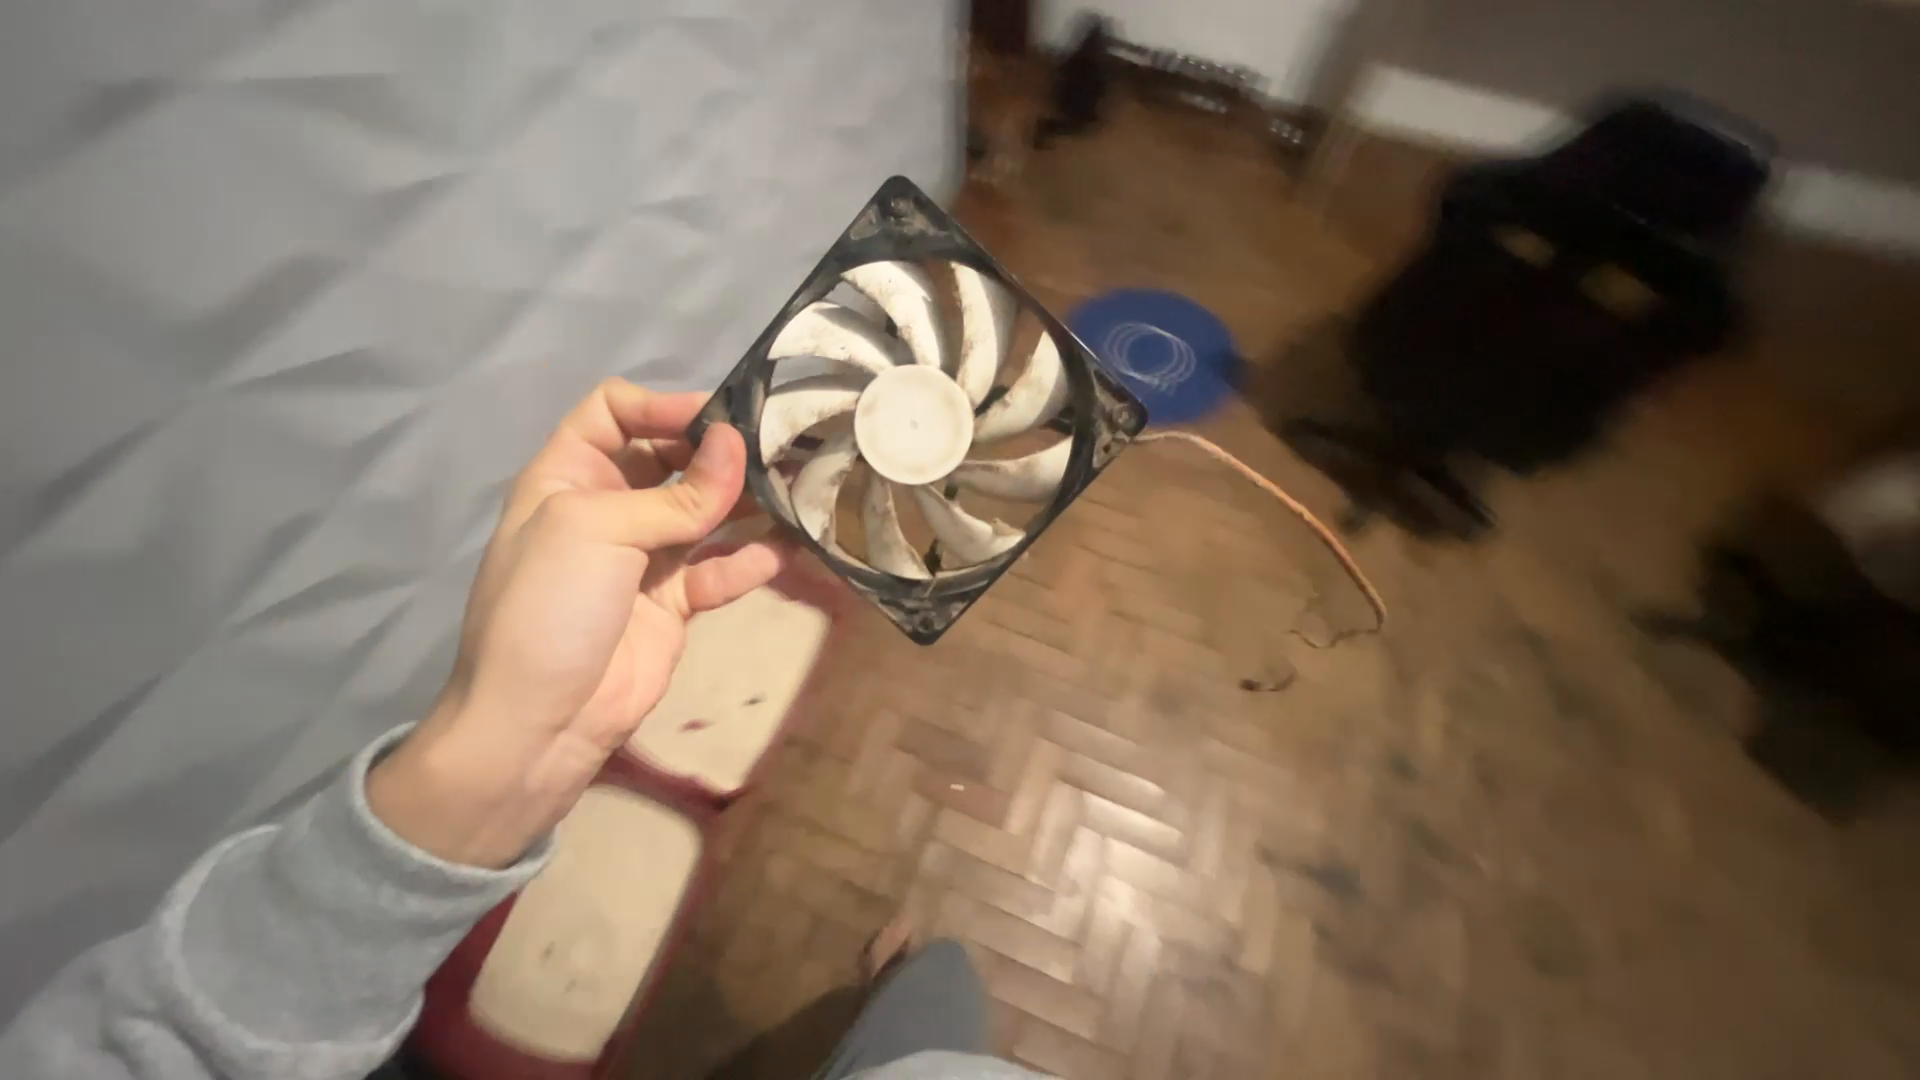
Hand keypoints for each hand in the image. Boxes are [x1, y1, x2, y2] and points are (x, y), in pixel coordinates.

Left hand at [367, 378, 788, 866]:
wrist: (538, 723)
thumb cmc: (549, 607)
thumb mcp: (598, 531)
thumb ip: (677, 494)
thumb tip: (737, 444)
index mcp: (569, 476)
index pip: (615, 412)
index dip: (662, 406)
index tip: (719, 418)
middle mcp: (609, 508)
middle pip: (670, 458)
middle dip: (716, 452)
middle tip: (772, 451)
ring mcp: (644, 557)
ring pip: (704, 513)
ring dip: (744, 504)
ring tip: (788, 495)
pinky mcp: (675, 602)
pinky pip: (717, 571)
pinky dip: (744, 564)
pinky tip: (770, 559)